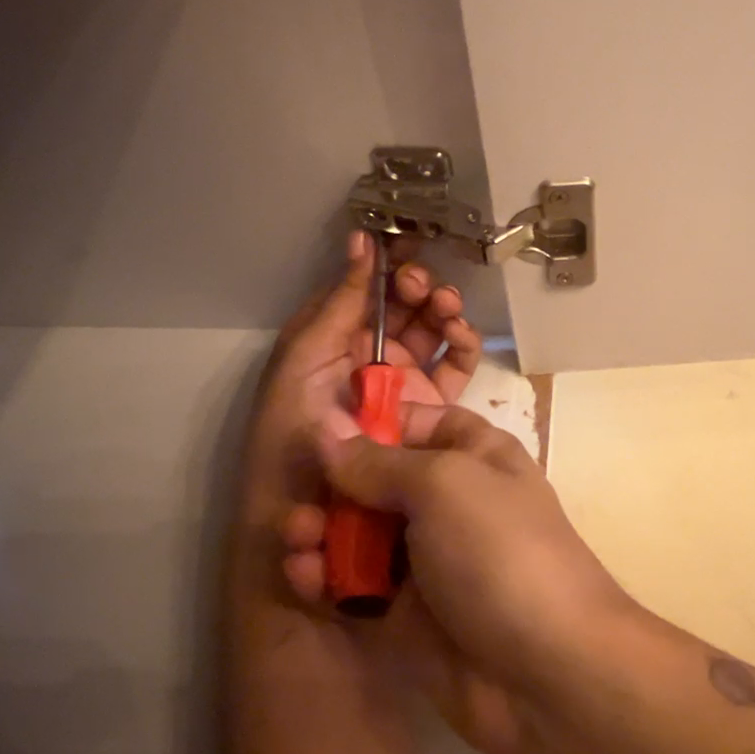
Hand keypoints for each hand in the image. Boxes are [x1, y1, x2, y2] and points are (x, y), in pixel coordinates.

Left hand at [252, 231, 480, 460]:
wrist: (304, 514)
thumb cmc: (290, 432)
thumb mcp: (302, 360)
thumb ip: (339, 303)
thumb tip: (361, 241)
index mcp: (335, 335)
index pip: (367, 285)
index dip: (388, 260)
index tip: (406, 238)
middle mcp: (372, 350)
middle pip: (406, 301)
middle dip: (417, 282)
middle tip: (417, 284)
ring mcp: (405, 377)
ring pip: (435, 326)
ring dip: (444, 306)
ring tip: (444, 305)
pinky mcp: (433, 404)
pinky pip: (457, 364)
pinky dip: (464, 343)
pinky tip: (458, 334)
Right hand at [282, 406, 640, 753]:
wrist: (546, 670)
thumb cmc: (500, 551)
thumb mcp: (445, 485)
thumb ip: (380, 461)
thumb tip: (326, 429)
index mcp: (475, 455)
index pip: (417, 422)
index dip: (371, 422)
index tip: (318, 429)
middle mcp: (450, 500)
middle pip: (377, 478)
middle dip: (332, 484)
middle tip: (297, 498)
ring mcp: (427, 559)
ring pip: (359, 532)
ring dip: (320, 531)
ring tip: (295, 540)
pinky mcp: (404, 615)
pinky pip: (355, 584)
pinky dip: (325, 577)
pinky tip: (301, 576)